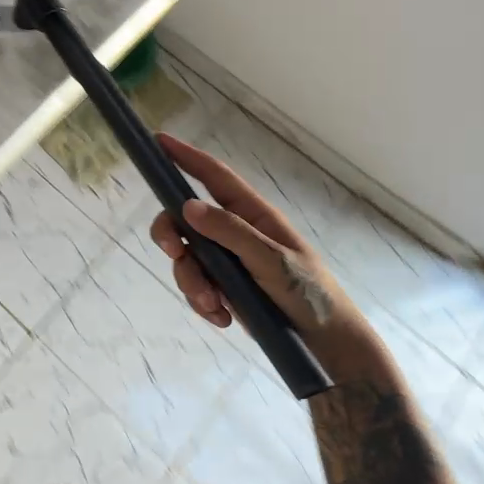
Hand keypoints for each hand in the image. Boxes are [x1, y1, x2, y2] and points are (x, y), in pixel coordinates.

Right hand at [148, 133, 393, 382]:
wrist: (325, 343)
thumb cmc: (309, 293)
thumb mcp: (272, 260)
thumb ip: (230, 232)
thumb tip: (186, 204)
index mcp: (251, 214)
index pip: (213, 176)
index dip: (185, 156)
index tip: (158, 140)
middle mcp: (233, 231)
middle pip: (182, 219)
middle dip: (171, 237)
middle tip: (173, 254)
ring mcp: (225, 258)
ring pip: (184, 256)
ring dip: (191, 281)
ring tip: (212, 305)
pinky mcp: (221, 284)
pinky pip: (192, 284)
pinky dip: (200, 301)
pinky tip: (221, 316)